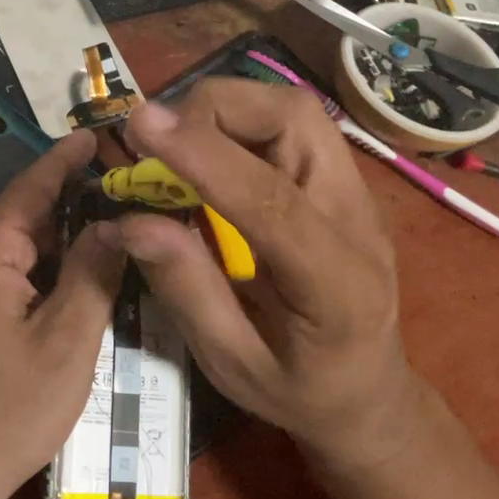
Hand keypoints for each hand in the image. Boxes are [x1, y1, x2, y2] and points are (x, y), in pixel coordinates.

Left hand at [0, 130, 125, 498]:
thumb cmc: (8, 410)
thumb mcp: (66, 344)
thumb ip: (91, 275)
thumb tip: (115, 221)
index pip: (28, 190)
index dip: (63, 160)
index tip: (95, 134)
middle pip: (22, 218)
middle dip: (71, 204)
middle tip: (123, 191)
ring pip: (15, 247)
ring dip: (58, 240)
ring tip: (111, 229)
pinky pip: (3, 271)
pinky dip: (40, 267)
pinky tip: (75, 276)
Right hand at [120, 78, 422, 470]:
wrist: (371, 392)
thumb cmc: (299, 390)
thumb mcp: (232, 364)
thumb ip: (186, 290)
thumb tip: (128, 220)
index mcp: (338, 285)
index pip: (272, 201)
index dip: (203, 156)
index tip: (139, 125)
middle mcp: (357, 219)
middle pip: (294, 121)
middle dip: (211, 111)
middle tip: (155, 142)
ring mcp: (356, 189)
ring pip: (292, 106)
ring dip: (223, 108)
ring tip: (177, 142)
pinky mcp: (340, 175)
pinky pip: (289, 120)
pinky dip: (236, 117)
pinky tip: (206, 148)